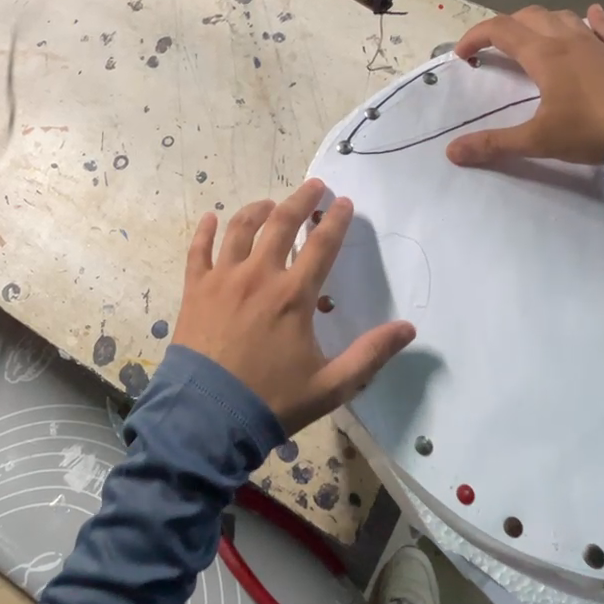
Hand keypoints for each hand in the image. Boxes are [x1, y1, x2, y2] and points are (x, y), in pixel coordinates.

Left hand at [173, 180, 415, 432]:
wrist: (208, 417)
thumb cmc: (272, 400)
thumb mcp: (331, 385)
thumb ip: (370, 354)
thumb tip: (408, 329)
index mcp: (293, 295)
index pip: (321, 245)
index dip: (336, 220)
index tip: (344, 202)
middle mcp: (258, 276)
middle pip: (280, 223)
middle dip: (300, 201)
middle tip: (314, 186)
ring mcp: (223, 279)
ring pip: (240, 229)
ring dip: (258, 210)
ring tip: (270, 203)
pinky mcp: (195, 289)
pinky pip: (199, 250)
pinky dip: (205, 231)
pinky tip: (210, 217)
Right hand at [446, 4, 603, 167]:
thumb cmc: (592, 129)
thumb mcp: (538, 141)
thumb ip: (495, 144)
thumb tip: (452, 152)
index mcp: (543, 55)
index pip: (499, 30)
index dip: (474, 37)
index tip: (462, 56)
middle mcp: (566, 40)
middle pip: (528, 17)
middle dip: (504, 28)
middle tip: (493, 50)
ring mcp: (595, 43)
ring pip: (562, 16)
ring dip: (540, 22)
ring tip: (530, 39)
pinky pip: (601, 27)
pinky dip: (589, 19)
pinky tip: (589, 14)